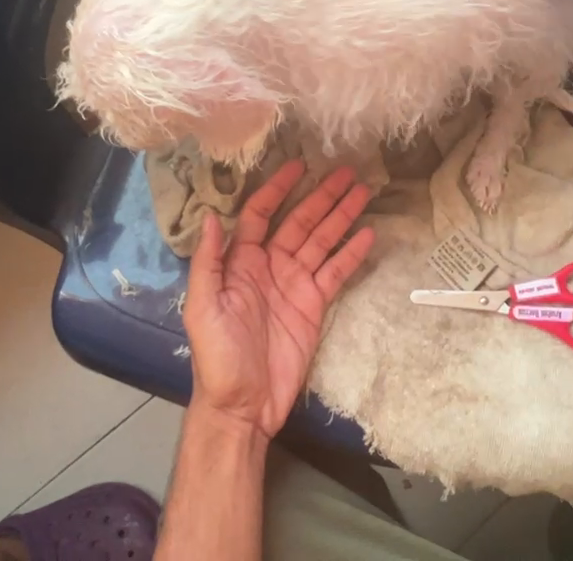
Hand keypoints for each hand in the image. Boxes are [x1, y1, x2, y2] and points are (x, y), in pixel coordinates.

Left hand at [184, 162, 375, 440]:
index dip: (277, 190)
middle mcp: (270, 266)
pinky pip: (335, 273)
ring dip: (341, 217)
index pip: (260, 214)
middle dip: (321, 196)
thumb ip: (209, 261)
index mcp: (241, 262)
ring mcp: (295, 284)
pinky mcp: (314, 306)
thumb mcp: (203, 307)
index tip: (297, 166)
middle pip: (299, 221)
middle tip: (346, 172)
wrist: (243, 406)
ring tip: (363, 192)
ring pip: (321, 241)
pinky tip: (368, 235)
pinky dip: (352, 254)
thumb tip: (211, 214)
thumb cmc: (217, 357)